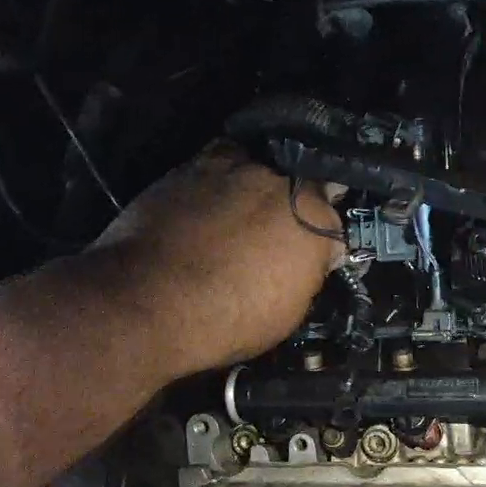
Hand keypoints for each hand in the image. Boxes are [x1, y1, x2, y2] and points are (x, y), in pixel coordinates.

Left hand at [65, 144, 342, 377]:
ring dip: (256, 187)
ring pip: (258, 166)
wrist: (150, 301)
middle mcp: (279, 181)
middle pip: (300, 187)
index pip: (335, 226)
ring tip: (243, 213)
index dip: (324, 247)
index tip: (313, 263)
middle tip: (278, 236)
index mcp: (314, 219)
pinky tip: (208, 207)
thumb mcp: (287, 313)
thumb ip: (303, 275)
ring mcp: (232, 166)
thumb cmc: (229, 320)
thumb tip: (305, 263)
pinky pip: (215, 167)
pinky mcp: (188, 166)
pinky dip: (218, 184)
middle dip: (295, 209)